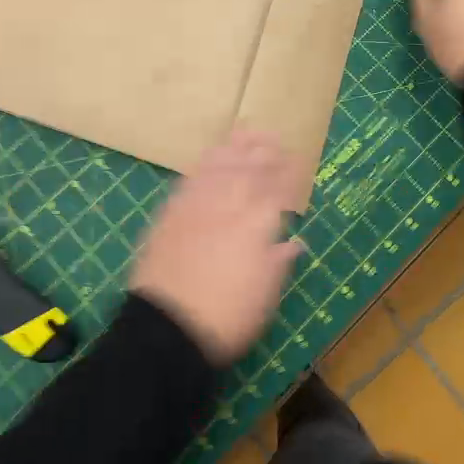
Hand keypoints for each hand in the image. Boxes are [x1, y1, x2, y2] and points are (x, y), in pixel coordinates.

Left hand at [130, 131, 306, 365]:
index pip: (276, 188)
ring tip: (243, 134)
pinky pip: (189, 180)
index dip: (287, 172)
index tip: (296, 159)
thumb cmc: (226, 319)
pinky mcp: (169, 214)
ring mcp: (195, 207)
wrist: (167, 328)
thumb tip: (294, 242)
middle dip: (262, 151)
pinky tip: (207, 160)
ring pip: (217, 167)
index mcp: (257, 226)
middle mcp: (227, 207)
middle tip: (272, 138)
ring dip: (233, 149)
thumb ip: (279, 261)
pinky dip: (203, 166)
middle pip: (247, 169)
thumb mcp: (265, 296)